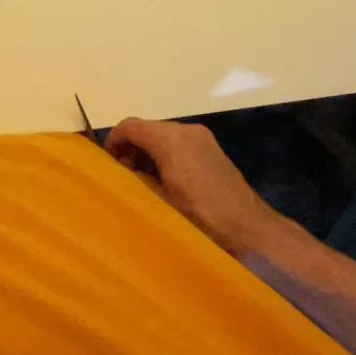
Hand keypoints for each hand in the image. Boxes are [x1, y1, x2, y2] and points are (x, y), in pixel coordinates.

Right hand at [103, 117, 304, 255]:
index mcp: (171, 139)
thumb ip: (136, 179)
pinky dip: (164, 155)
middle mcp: (186, 130)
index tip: (106, 163)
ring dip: (147, 153)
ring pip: (162, 136)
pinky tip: (162, 181)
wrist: (248, 228)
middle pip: (147, 129)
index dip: (113, 140)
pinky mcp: (210, 148)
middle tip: (122, 176)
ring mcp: (201, 138)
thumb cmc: (200, 217)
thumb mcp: (160, 200)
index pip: (130, 126)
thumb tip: (121, 170)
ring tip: (141, 182)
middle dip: (130, 148)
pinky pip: (178, 144)